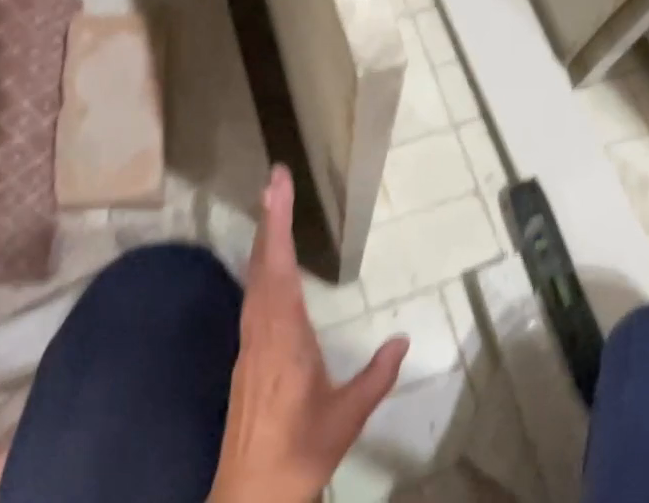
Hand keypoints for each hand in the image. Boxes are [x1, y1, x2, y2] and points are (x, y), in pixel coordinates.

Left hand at [208, 166, 408, 502]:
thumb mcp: (349, 414)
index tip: (277, 185)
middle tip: (275, 178)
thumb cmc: (303, 448)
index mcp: (284, 336)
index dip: (277, 222)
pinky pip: (252, 297)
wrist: (252, 490)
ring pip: (253, 279)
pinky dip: (261, 268)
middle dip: (269, 217)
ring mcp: (249, 341)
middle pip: (262, 263)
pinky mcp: (246, 354)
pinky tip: (268, 265)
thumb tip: (402, 338)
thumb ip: (377, 374)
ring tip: (272, 207)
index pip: (278, 267)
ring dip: (264, 239)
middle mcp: (261, 330)